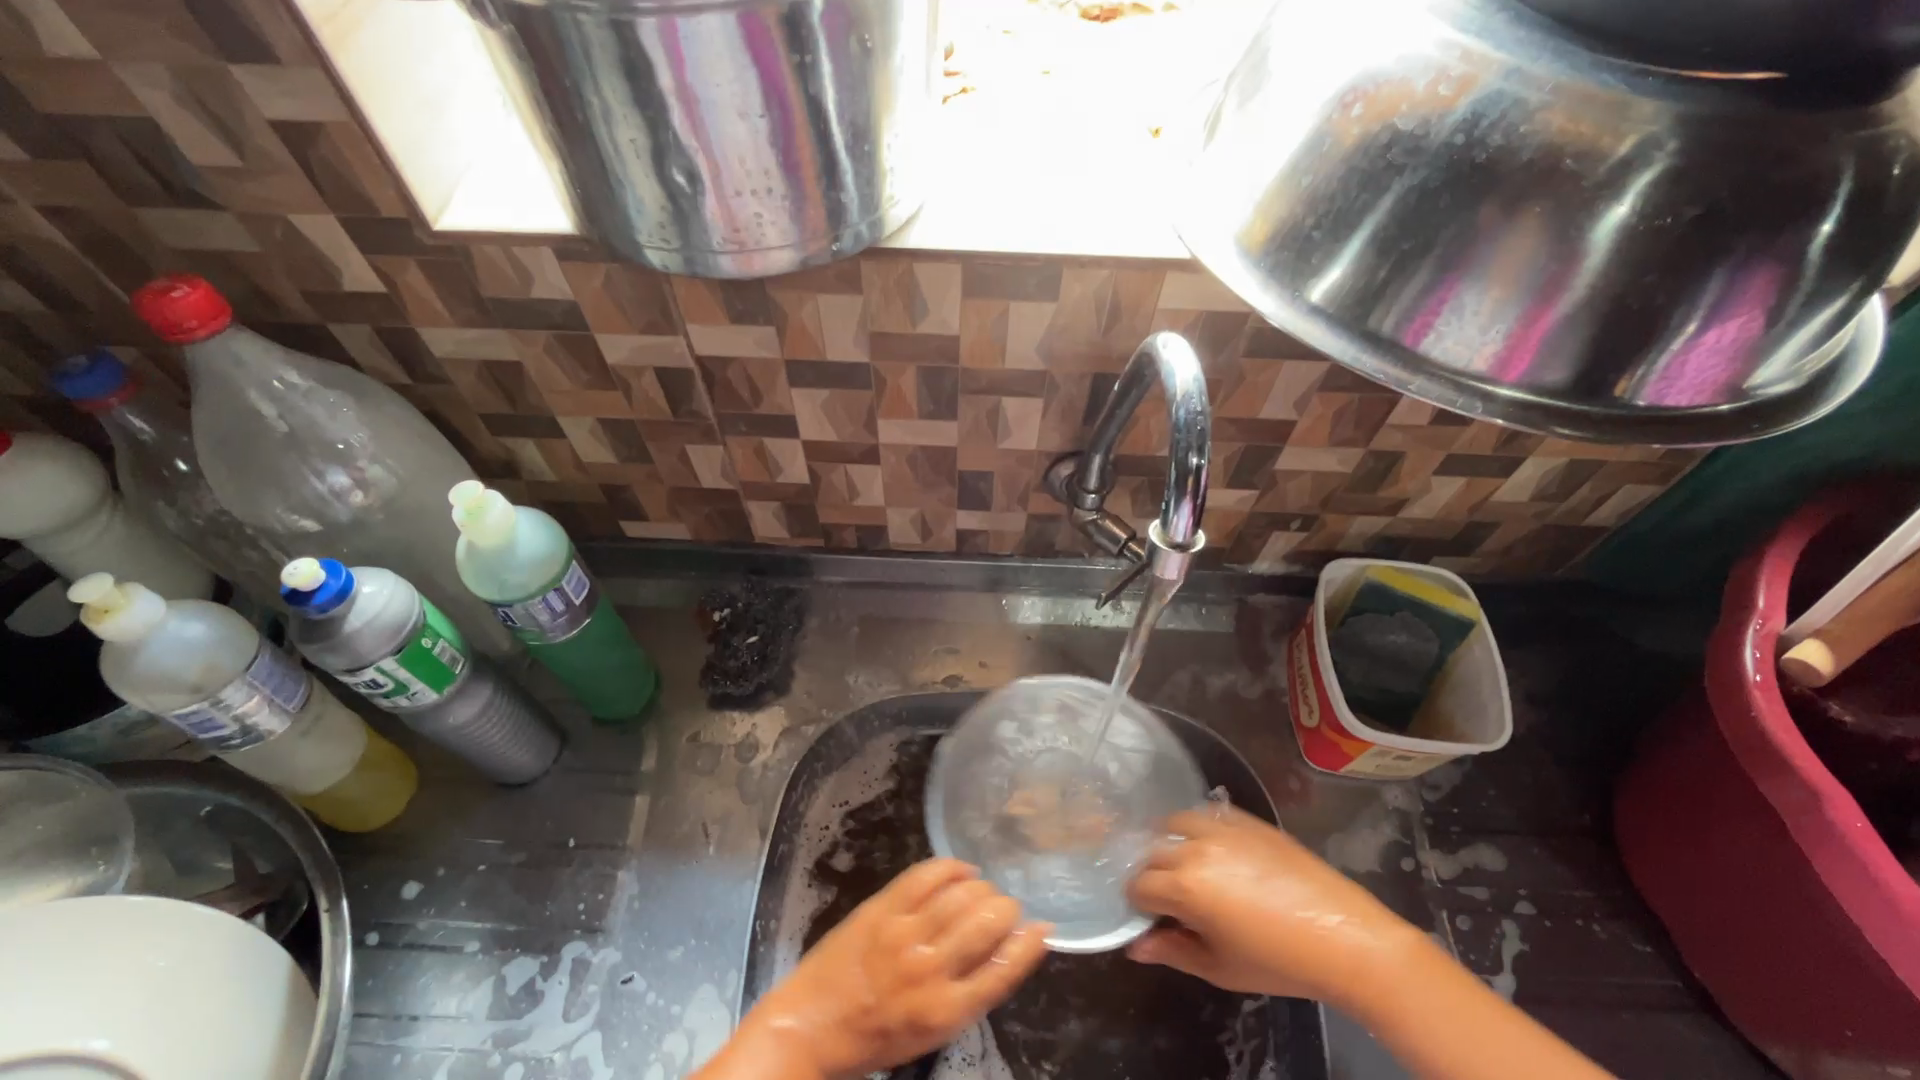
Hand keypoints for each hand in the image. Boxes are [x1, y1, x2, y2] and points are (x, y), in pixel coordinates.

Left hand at [743, 858, 1050, 1079]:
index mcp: (948, 1010)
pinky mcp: (880, 909)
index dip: (1031, 943)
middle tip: (1005, 908)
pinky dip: (950, 867)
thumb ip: (970, 993)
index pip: (1005, 968)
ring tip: (982, 890)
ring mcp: (904, 935)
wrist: (810, 1026)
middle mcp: (931, 970)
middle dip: (1006, 909)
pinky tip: (961, 869)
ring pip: (961, 895)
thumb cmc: (876, 1036)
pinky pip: (925, 875)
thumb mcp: (933, 1031)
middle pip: (988, 923)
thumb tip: (1007, 950)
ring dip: (982, 888)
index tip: (1042, 926)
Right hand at [1125, 805, 1420, 1007]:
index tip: (1153, 918)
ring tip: (1188, 868)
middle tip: (1171, 899)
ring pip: (1175, 824)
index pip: (1138, 885)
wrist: (1346, 939)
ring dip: (1171, 844)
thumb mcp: (1220, 968)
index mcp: (1186, 886)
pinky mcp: (1250, 821)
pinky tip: (1214, 850)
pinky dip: (1200, 828)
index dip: (1140, 904)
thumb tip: (1136, 945)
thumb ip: (1172, 951)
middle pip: (1152, 852)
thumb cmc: (1280, 963)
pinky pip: (1209, 813)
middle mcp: (1197, 848)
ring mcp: (1225, 829)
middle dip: (1153, 875)